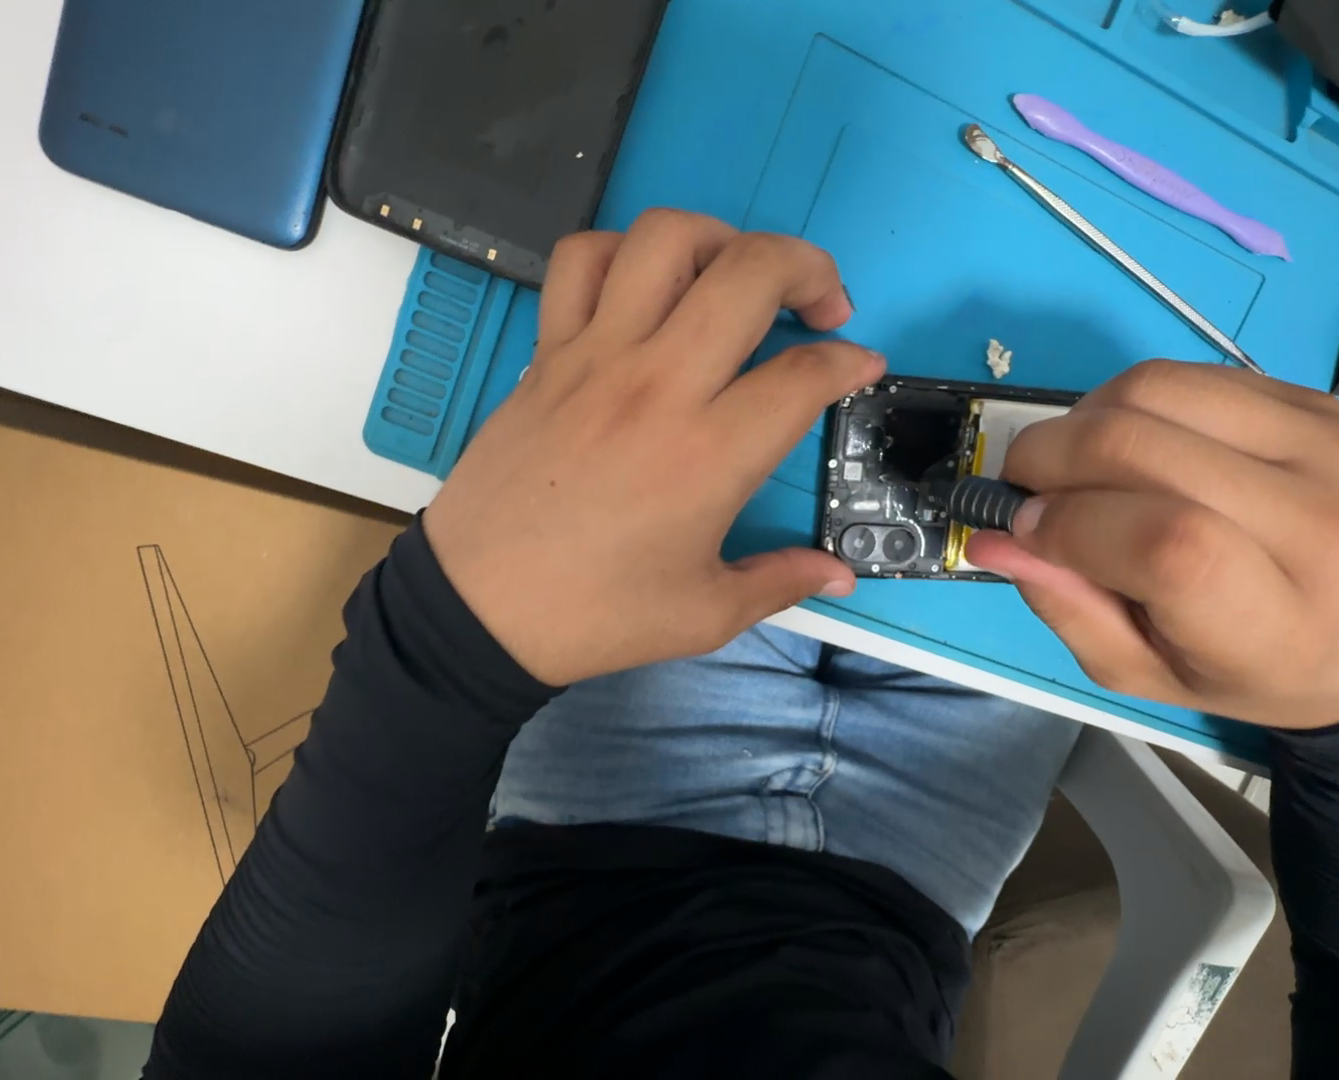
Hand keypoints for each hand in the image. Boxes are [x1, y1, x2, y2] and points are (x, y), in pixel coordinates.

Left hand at [423, 210, 882, 685]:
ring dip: (722, 239)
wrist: (479, 609)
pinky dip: (623, 251)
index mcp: (711, 452)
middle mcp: (660, 384)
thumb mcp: (705, 614)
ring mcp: (596, 357)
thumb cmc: (596, 614)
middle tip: (822, 304)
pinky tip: (646, 286)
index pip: (805, 375)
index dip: (850, 362)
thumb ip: (782, 582)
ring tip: (737, 277)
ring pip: (667, 240)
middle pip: (751, 272)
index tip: (859, 366)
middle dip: (810, 268)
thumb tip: (837, 576)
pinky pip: (582, 261)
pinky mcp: (548, 354)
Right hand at [965, 360, 1338, 729]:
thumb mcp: (1143, 672)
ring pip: (1155, 390)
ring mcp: (1328, 447)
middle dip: (1047, 456)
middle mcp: (1319, 521)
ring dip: (1079, 420)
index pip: (1164, 543)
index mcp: (1276, 620)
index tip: (1024, 530)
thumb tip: (991, 538)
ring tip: (1071, 462)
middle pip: (1143, 447)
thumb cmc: (1248, 671)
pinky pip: (1187, 375)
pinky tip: (1125, 442)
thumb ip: (1065, 606)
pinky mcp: (1320, 404)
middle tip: (1023, 485)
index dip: (1070, 523)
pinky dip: (1125, 401)